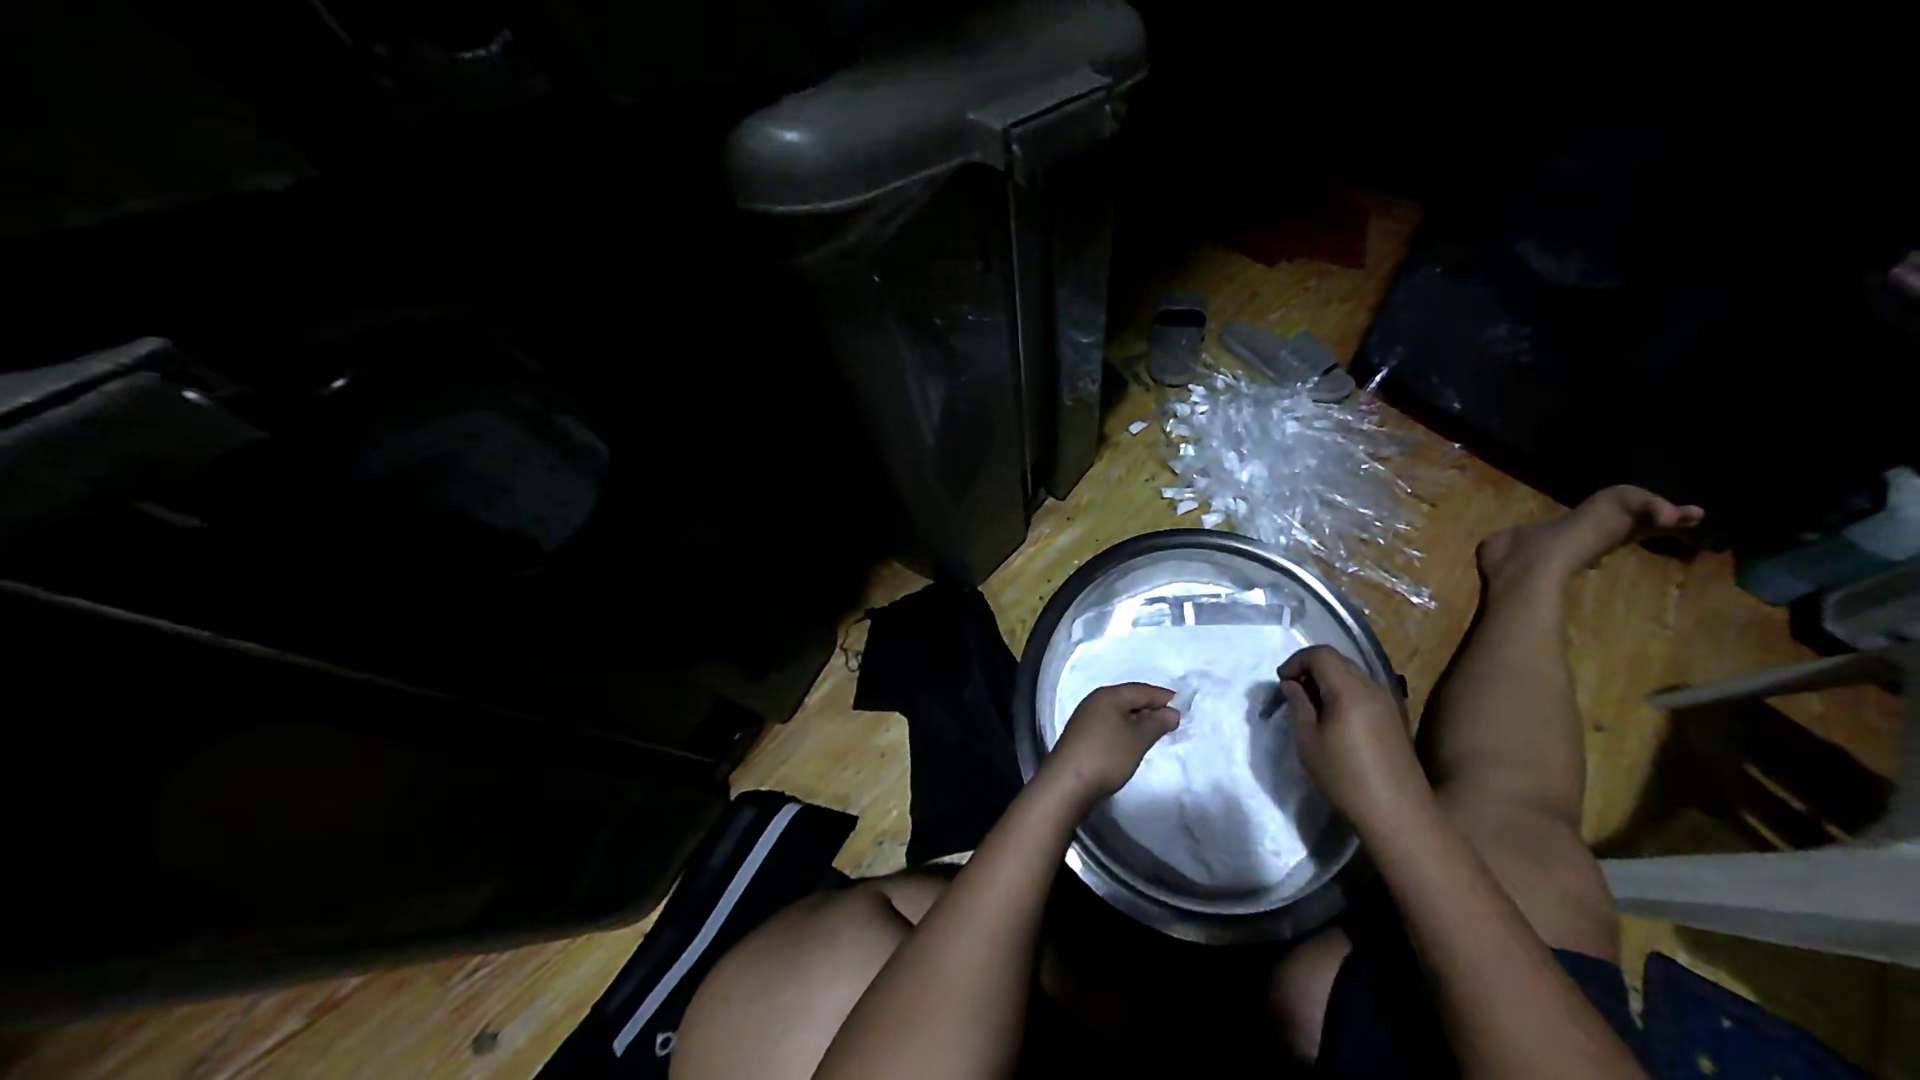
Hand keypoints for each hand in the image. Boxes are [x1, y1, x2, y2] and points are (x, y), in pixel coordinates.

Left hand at [1043, 683, 1180, 804]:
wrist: (1067, 783)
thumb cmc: (1106, 755)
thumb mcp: (1137, 739)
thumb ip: (1156, 723)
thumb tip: (1172, 712)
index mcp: (1107, 696)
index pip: (1141, 690)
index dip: (1162, 696)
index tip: (1183, 704)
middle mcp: (1095, 702)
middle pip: (1128, 699)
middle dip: (1151, 707)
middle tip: (1173, 719)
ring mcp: (1087, 719)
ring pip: (1119, 713)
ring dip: (1139, 720)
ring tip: (1158, 731)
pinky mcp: (1084, 735)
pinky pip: (1111, 724)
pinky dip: (1126, 729)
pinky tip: (1135, 741)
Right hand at [1278, 646, 1427, 828]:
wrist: (1397, 812)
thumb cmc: (1345, 777)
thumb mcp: (1308, 740)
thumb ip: (1298, 705)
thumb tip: (1291, 684)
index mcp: (1349, 691)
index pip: (1320, 654)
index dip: (1296, 661)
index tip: (1282, 683)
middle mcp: (1372, 688)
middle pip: (1338, 660)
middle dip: (1310, 668)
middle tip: (1292, 692)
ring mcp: (1387, 702)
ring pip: (1351, 674)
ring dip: (1327, 680)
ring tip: (1310, 706)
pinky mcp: (1393, 718)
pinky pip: (1363, 690)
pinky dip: (1342, 692)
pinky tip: (1333, 719)